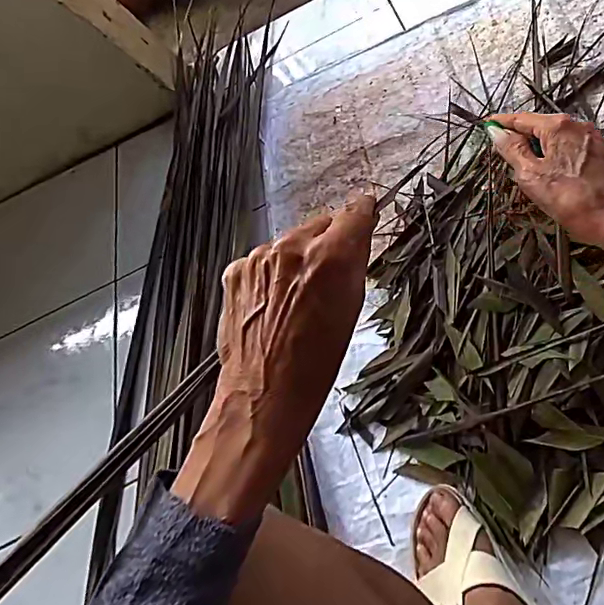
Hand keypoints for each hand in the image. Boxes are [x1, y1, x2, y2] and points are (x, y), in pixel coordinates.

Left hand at [173, 192, 378, 523]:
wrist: (264, 393)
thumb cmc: (315, 362)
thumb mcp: (353, 306)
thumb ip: (355, 261)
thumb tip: (359, 233)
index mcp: (331, 256)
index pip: (355, 211)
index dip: (363, 212)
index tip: (365, 213)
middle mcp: (293, 248)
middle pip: (322, 223)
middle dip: (330, 241)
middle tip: (332, 274)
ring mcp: (260, 258)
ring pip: (291, 241)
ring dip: (300, 258)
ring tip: (300, 297)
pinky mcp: (238, 270)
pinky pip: (265, 259)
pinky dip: (273, 273)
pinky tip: (276, 302)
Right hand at [485, 112, 603, 251]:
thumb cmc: (575, 202)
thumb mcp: (531, 176)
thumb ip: (512, 150)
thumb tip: (498, 134)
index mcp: (558, 127)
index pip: (521, 118)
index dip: (502, 123)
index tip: (490, 125)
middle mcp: (579, 127)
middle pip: (542, 126)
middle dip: (524, 138)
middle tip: (507, 150)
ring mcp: (595, 140)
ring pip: (560, 138)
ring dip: (544, 149)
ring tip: (533, 169)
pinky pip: (576, 149)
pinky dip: (562, 157)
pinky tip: (558, 175)